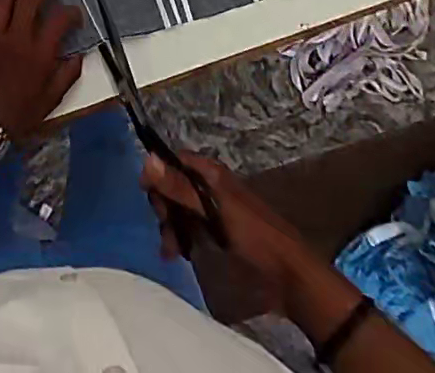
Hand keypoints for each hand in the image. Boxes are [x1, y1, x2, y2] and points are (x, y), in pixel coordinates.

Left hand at [0, 0, 83, 141]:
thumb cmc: (19, 113)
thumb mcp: (51, 100)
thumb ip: (67, 75)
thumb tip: (79, 57)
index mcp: (39, 54)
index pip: (59, 19)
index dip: (72, 12)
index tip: (75, 16)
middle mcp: (17, 39)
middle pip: (29, 0)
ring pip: (4, 1)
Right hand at [141, 152, 318, 307]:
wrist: (287, 274)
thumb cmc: (253, 235)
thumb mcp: (214, 211)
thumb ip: (180, 188)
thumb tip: (147, 159)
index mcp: (211, 173)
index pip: (175, 161)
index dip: (159, 174)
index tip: (149, 195)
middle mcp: (209, 186)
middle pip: (173, 186)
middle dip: (164, 207)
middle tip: (166, 227)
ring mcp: (211, 211)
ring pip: (178, 210)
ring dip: (170, 228)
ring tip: (172, 250)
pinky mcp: (214, 233)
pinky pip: (187, 229)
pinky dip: (179, 239)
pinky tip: (177, 254)